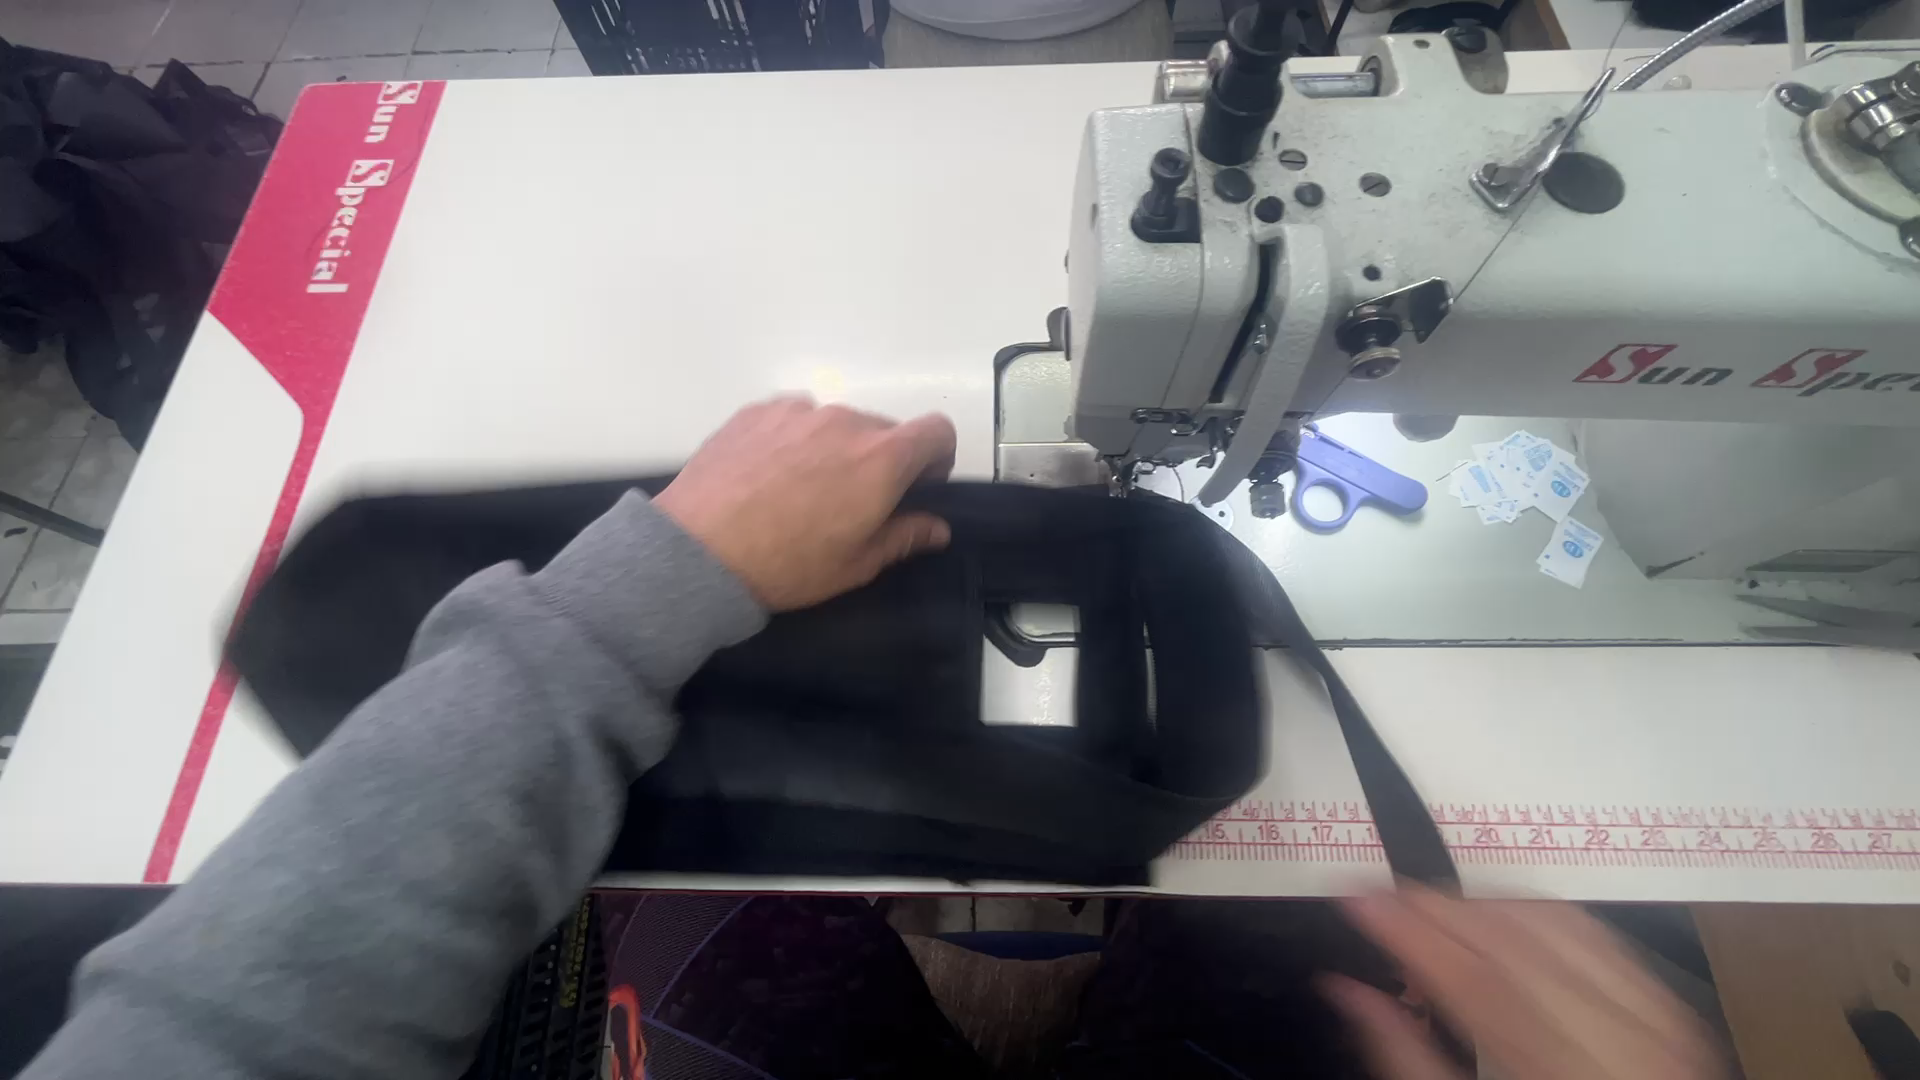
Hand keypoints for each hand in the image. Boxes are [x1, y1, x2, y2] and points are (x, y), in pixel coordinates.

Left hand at [652, 396, 957, 610]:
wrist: (698, 552)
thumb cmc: (788, 565)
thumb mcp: (857, 564)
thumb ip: (905, 536)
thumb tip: (937, 527)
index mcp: (881, 458)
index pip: (936, 431)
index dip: (937, 458)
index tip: (917, 487)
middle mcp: (845, 421)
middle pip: (885, 429)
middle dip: (882, 460)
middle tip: (852, 502)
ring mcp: (797, 411)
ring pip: (837, 423)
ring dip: (837, 448)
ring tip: (803, 489)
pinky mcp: (757, 411)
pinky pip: (794, 418)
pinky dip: (796, 439)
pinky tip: (769, 476)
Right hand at [1326, 884, 1723, 1079]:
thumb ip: (1403, 1057)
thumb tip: (1343, 989)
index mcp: (1568, 1075)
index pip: (1478, 985)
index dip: (1409, 931)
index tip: (1355, 896)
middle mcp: (1627, 1047)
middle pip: (1515, 945)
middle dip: (1432, 904)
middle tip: (1376, 888)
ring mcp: (1661, 1027)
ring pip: (1555, 927)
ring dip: (1478, 900)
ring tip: (1424, 898)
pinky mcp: (1672, 1012)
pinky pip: (1596, 935)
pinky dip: (1534, 909)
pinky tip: (1494, 908)